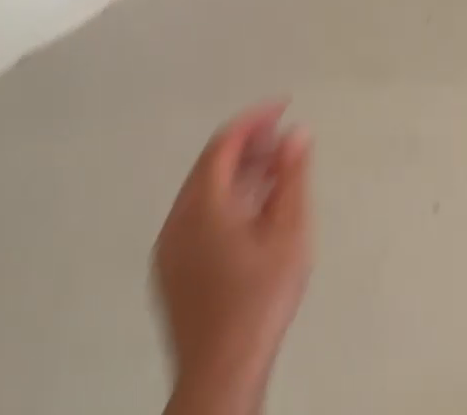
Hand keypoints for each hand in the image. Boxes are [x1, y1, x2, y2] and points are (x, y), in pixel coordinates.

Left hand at [154, 102, 312, 414]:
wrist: (223, 363)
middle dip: (249, 143)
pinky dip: (229, 195)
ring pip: (204, 191)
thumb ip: (292, 177)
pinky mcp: (175, 268)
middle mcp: (177, 221)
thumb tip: (296, 133)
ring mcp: (170, 247)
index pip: (223, 146)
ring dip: (240, 170)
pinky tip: (258, 206)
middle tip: (286, 132)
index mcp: (203, 208)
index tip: (285, 103)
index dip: (254, 119)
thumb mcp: (290, 229)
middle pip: (210, 166)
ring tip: (279, 163)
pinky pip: (200, 214)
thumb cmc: (262, 293)